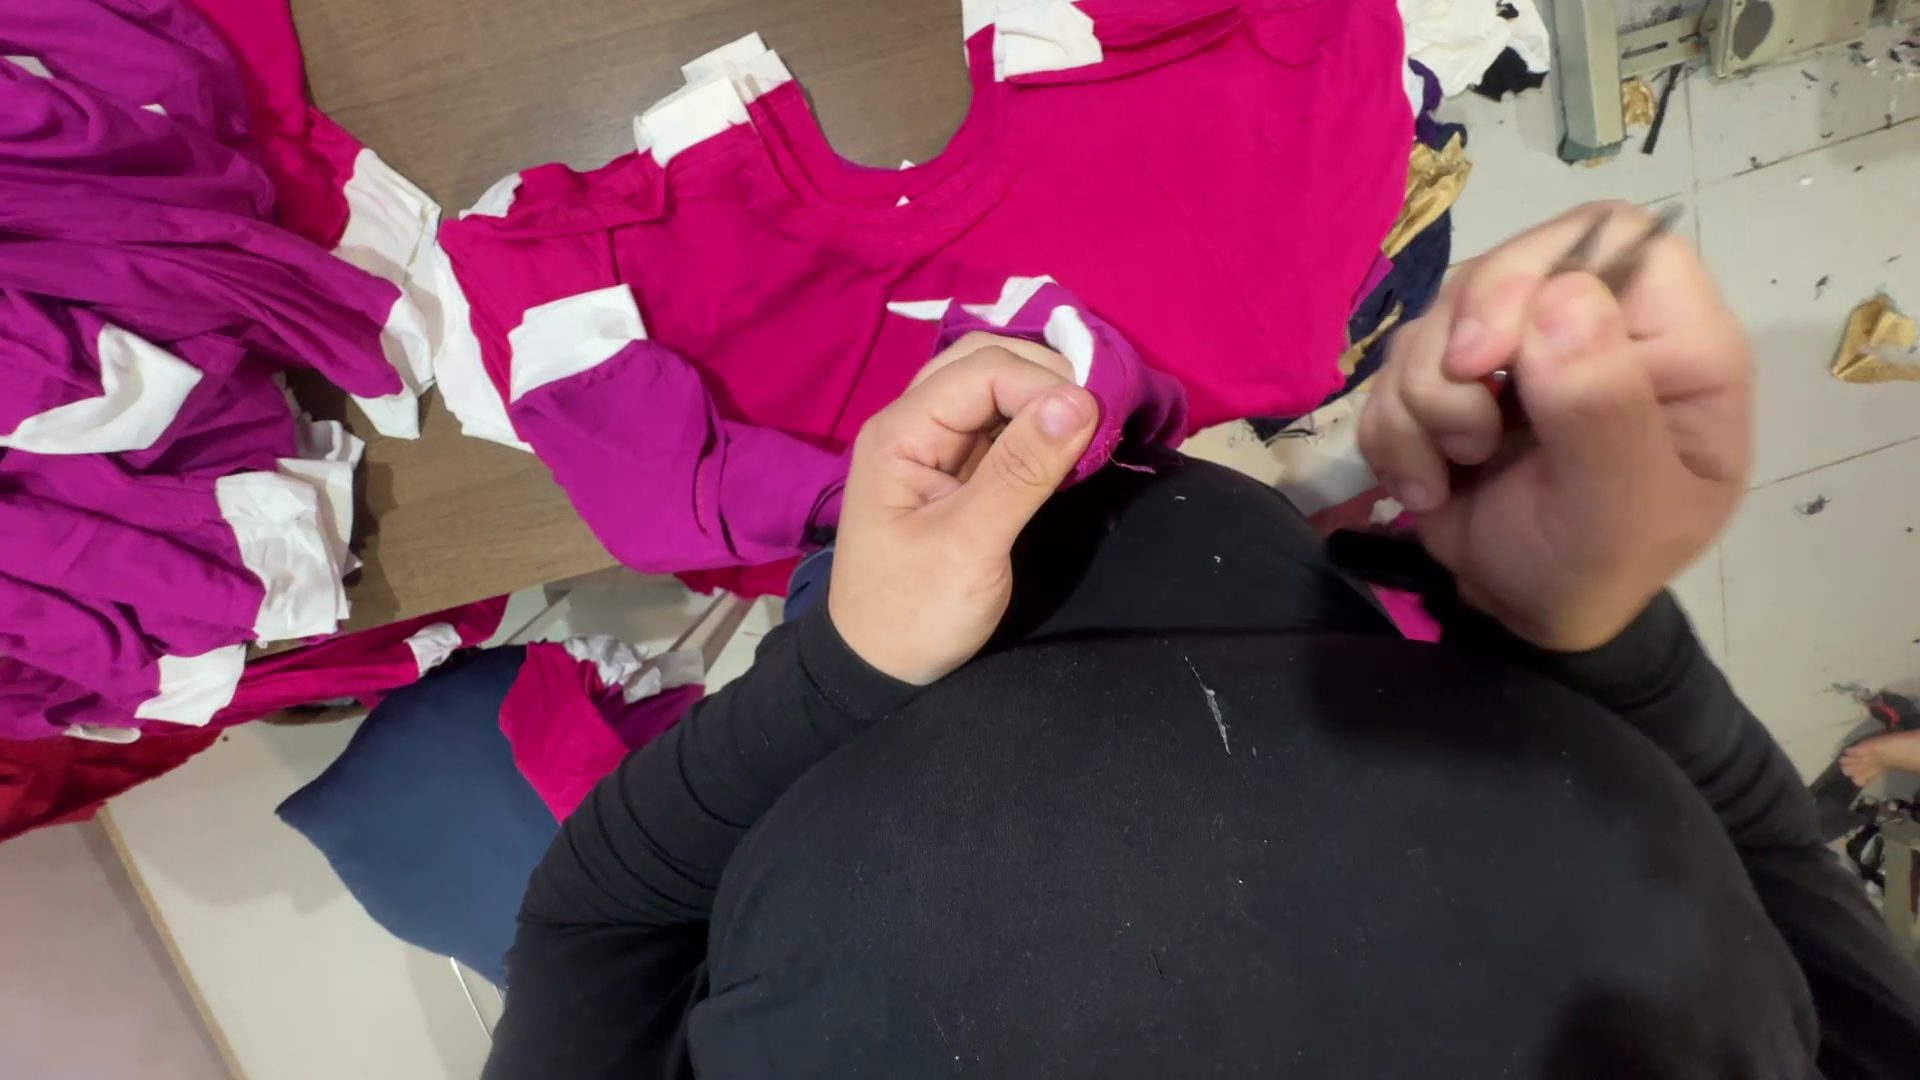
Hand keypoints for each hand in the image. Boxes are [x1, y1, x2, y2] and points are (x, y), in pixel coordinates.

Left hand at [829, 333, 1098, 683]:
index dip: (1042, 383)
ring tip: (1089, 429)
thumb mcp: (969, 545)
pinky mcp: (956, 472)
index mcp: (901, 433)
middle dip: (1045, 379)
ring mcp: (933, 447)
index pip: (981, 370)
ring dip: (1043, 399)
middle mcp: (913, 425)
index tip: (1095, 422)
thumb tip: (1081, 399)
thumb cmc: (914, 611)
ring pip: (994, 391)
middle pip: (984, 365)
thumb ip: (1021, 470)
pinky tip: (1066, 447)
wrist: (879, 665)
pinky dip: (1037, 428)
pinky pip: (999, 428)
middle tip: (1096, 417)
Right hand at [1358, 202, 1752, 651]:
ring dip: (1413, 414)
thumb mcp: (1620, 505)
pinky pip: (1381, 385)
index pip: (1601, 237)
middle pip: (1487, 276)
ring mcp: (1500, 361)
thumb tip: (1560, 299)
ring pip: (1420, 336)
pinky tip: (1421, 485)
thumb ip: (1603, 405)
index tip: (1482, 361)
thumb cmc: (1594, 562)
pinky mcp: (1436, 394)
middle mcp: (1578, 332)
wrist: (1518, 605)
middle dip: (1448, 363)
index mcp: (1665, 342)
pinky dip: (1385, 439)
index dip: (1527, 278)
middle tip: (1463, 438)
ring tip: (1447, 476)